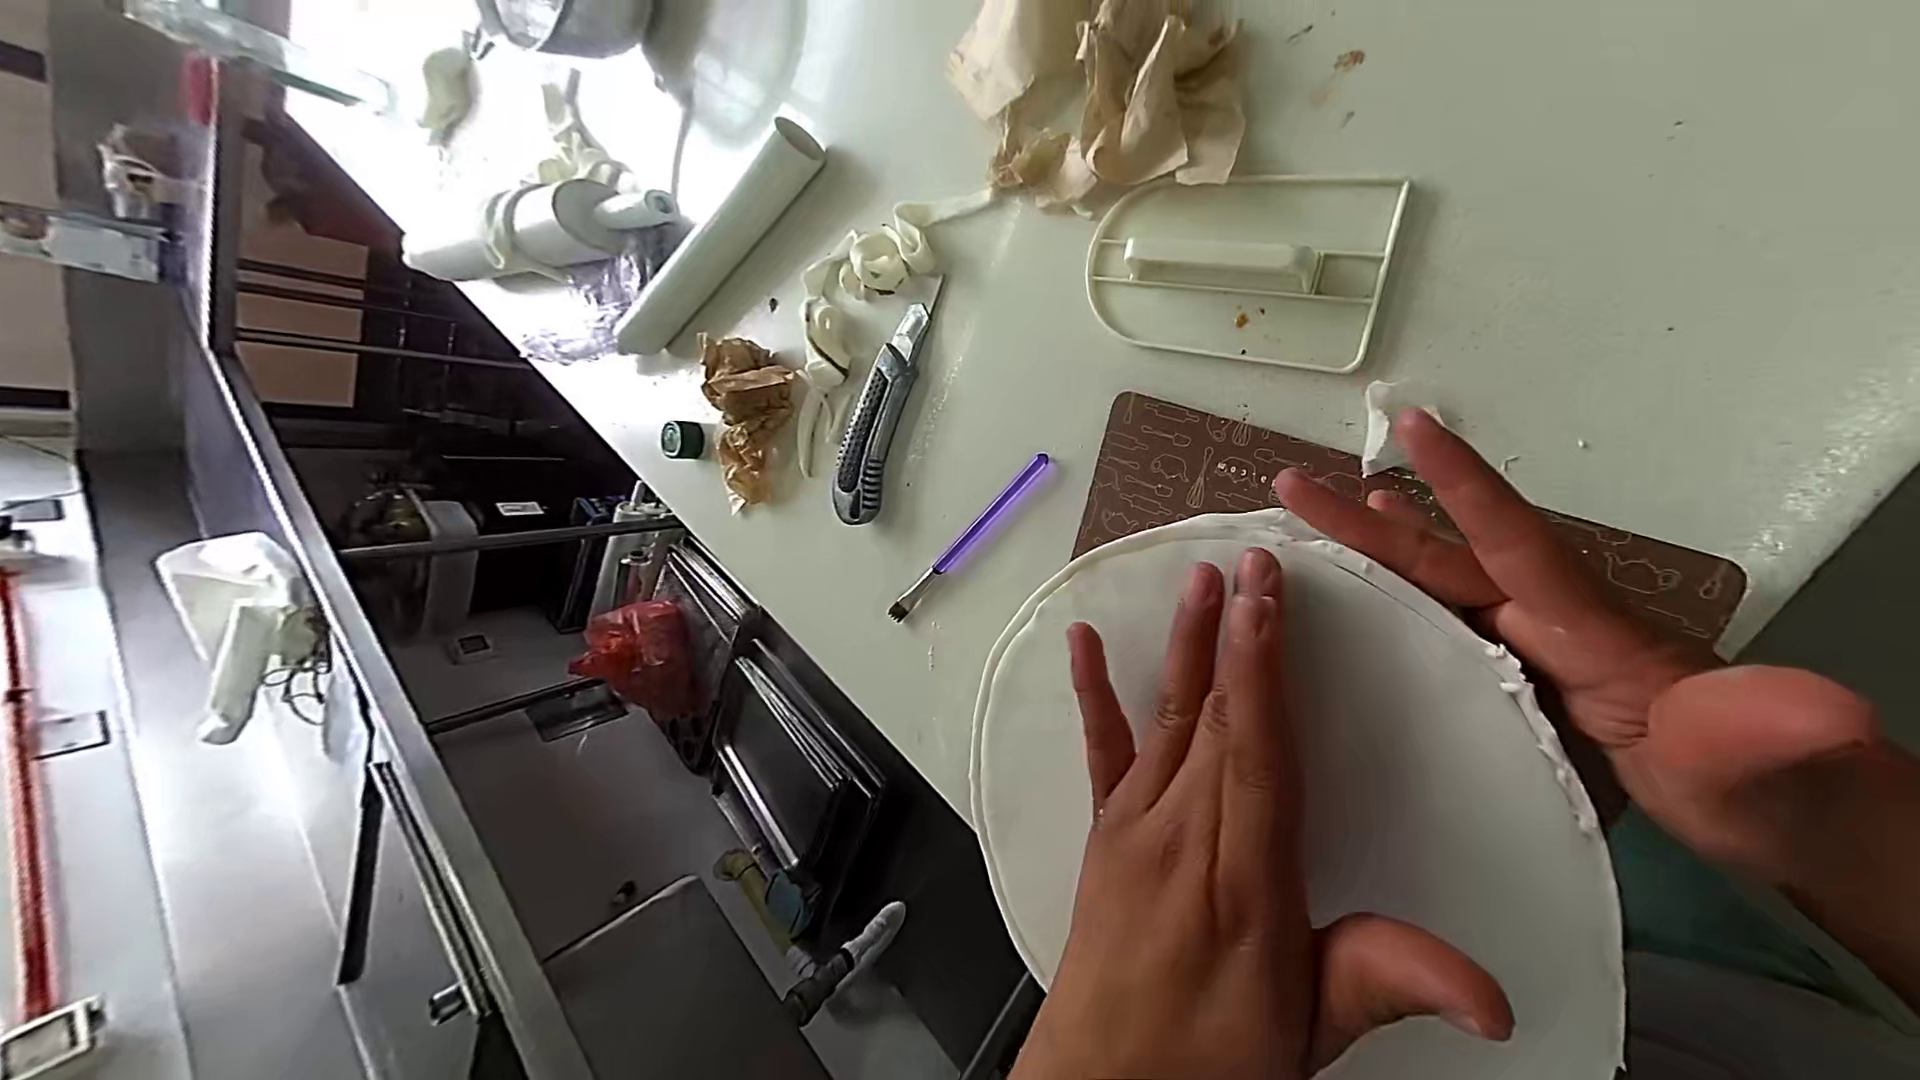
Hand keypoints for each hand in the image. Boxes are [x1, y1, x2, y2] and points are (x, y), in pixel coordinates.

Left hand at [1012, 550, 1512, 1079]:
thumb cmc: (1209, 1059)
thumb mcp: (1306, 1034)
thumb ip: (1380, 983)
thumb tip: (1492, 994)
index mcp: (1244, 875)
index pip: (1258, 748)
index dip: (1264, 668)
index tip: (1269, 600)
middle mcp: (1183, 831)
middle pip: (1218, 716)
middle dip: (1237, 634)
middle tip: (1250, 564)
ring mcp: (1133, 821)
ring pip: (1167, 716)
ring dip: (1183, 644)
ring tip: (1197, 581)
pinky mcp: (1103, 826)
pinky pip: (1101, 748)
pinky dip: (1092, 690)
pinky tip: (1082, 639)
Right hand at [1271, 409, 1872, 874]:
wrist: (1767, 817)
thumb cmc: (1762, 794)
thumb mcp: (1767, 770)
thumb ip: (1764, 735)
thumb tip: (1790, 703)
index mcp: (1583, 625)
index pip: (1508, 540)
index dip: (1458, 483)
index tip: (1411, 428)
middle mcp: (1544, 617)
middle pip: (1441, 554)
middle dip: (1365, 518)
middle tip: (1294, 484)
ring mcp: (1524, 641)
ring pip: (1433, 578)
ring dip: (1377, 539)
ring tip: (1328, 507)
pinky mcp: (1507, 667)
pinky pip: (1437, 615)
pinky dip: (1398, 585)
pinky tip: (1375, 579)